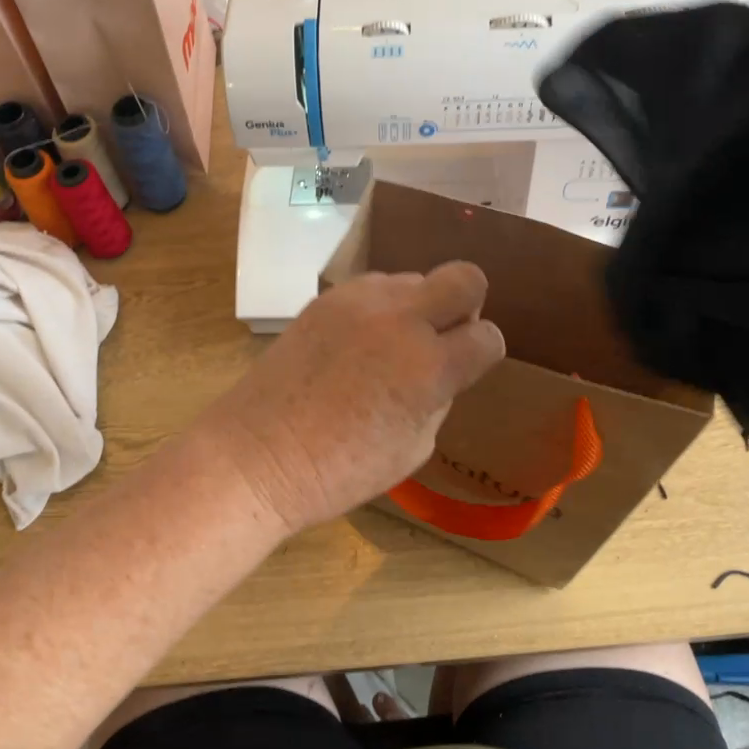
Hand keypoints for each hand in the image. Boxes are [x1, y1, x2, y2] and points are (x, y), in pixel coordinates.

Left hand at [199, 261, 506, 534]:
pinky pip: (372, 288)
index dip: (483, 354)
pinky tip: (357, 344)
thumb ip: (438, 397)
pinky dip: (378, 309)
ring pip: (413, 280)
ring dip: (415, 307)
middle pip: (464, 278)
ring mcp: (360, 302)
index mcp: (430, 367)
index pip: (488, 336)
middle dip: (465, 305)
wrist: (260, 455)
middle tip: (442, 337)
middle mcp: (401, 320)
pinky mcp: (326, 299)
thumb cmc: (340, 471)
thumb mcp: (413, 448)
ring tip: (388, 346)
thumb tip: (442, 370)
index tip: (466, 368)